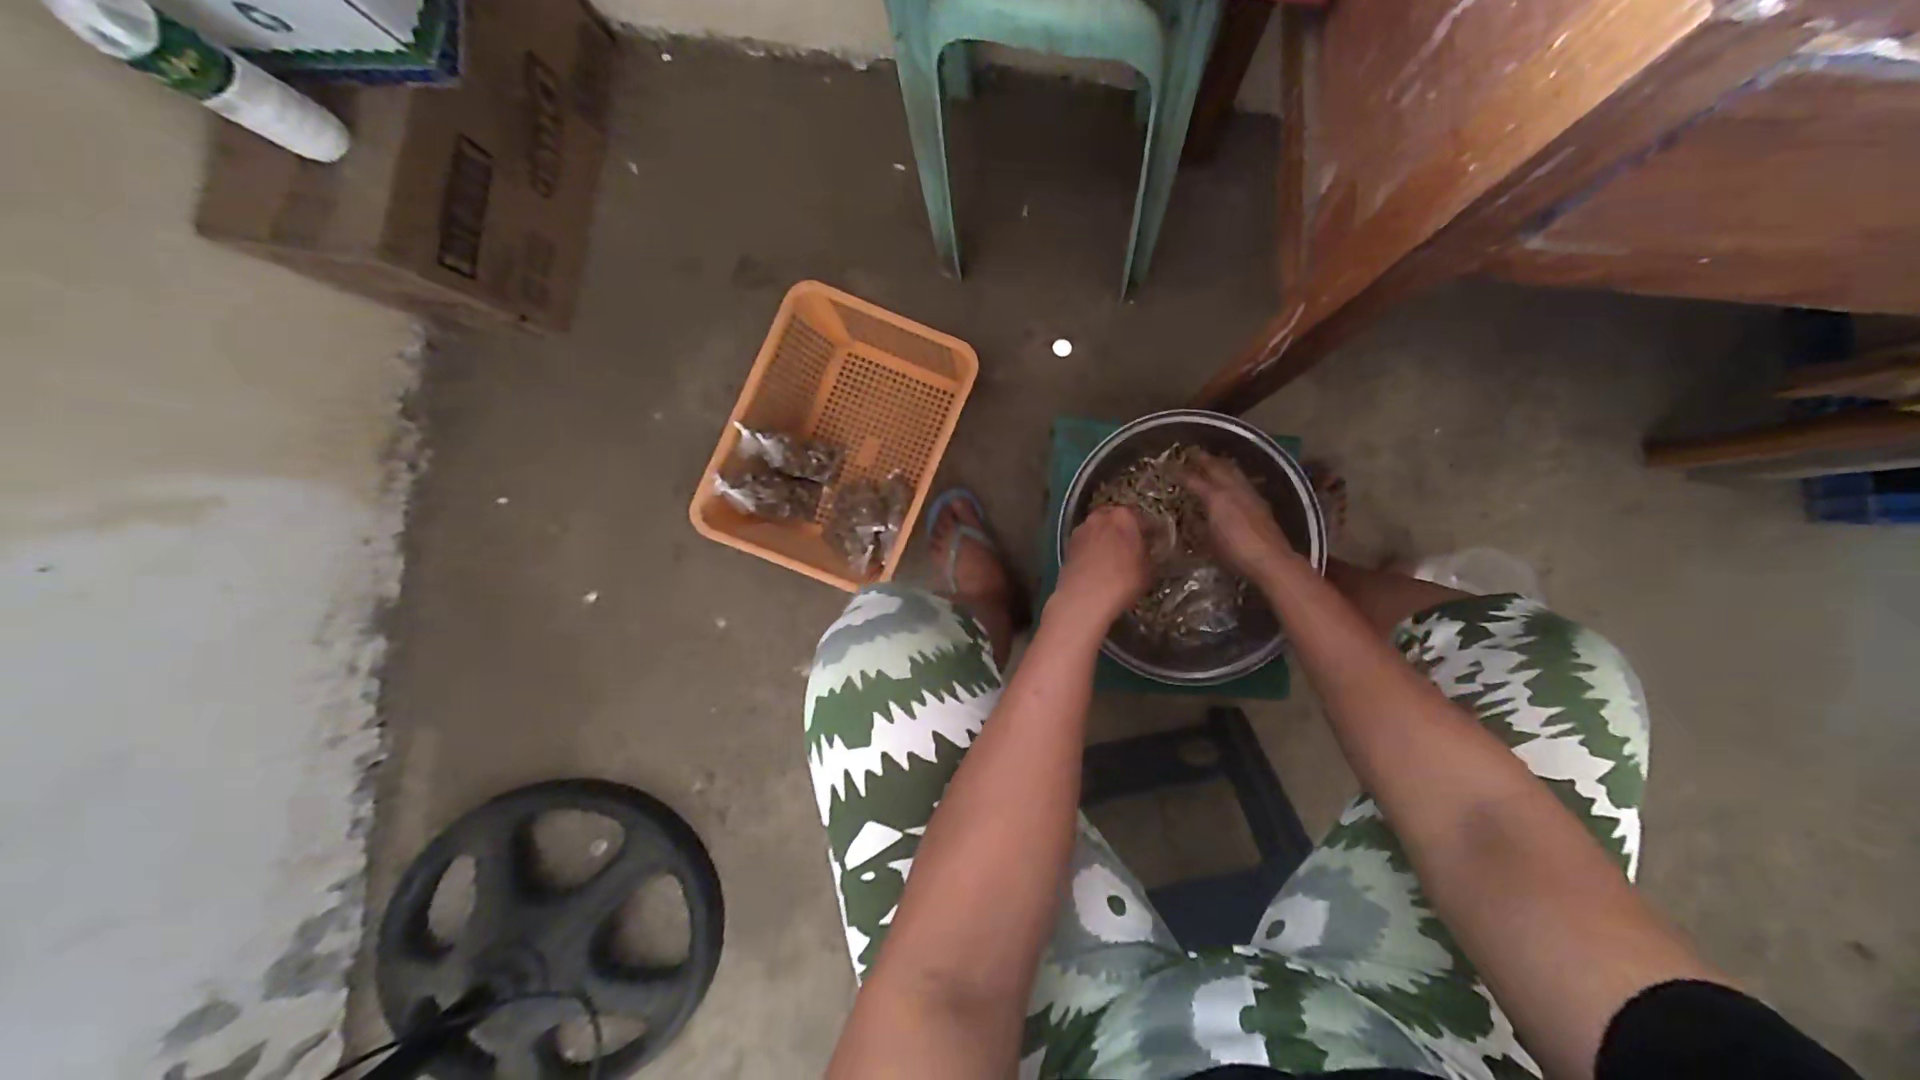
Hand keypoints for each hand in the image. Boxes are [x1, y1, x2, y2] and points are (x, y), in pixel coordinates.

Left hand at [1050, 505, 1150, 630]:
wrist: (1084, 598)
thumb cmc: (1124, 581)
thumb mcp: (1149, 569)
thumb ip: (1148, 553)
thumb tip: (1144, 550)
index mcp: (1125, 517)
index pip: (1144, 520)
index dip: (1150, 532)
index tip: (1154, 542)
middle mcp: (1101, 516)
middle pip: (1117, 520)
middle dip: (1124, 530)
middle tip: (1131, 547)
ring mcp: (1082, 529)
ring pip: (1098, 529)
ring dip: (1106, 538)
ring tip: (1112, 556)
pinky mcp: (1068, 543)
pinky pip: (1086, 542)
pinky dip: (1092, 548)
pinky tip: (1096, 563)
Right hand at [1182, 450, 1296, 576]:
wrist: (1270, 560)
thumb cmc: (1233, 553)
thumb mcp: (1208, 542)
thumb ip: (1199, 525)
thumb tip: (1192, 517)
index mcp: (1215, 497)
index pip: (1192, 480)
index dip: (1179, 474)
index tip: (1168, 469)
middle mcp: (1232, 489)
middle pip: (1216, 466)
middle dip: (1202, 458)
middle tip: (1192, 452)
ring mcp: (1249, 493)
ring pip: (1233, 470)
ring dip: (1221, 463)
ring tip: (1213, 460)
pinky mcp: (1260, 501)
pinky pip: (1243, 480)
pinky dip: (1234, 474)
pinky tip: (1233, 480)